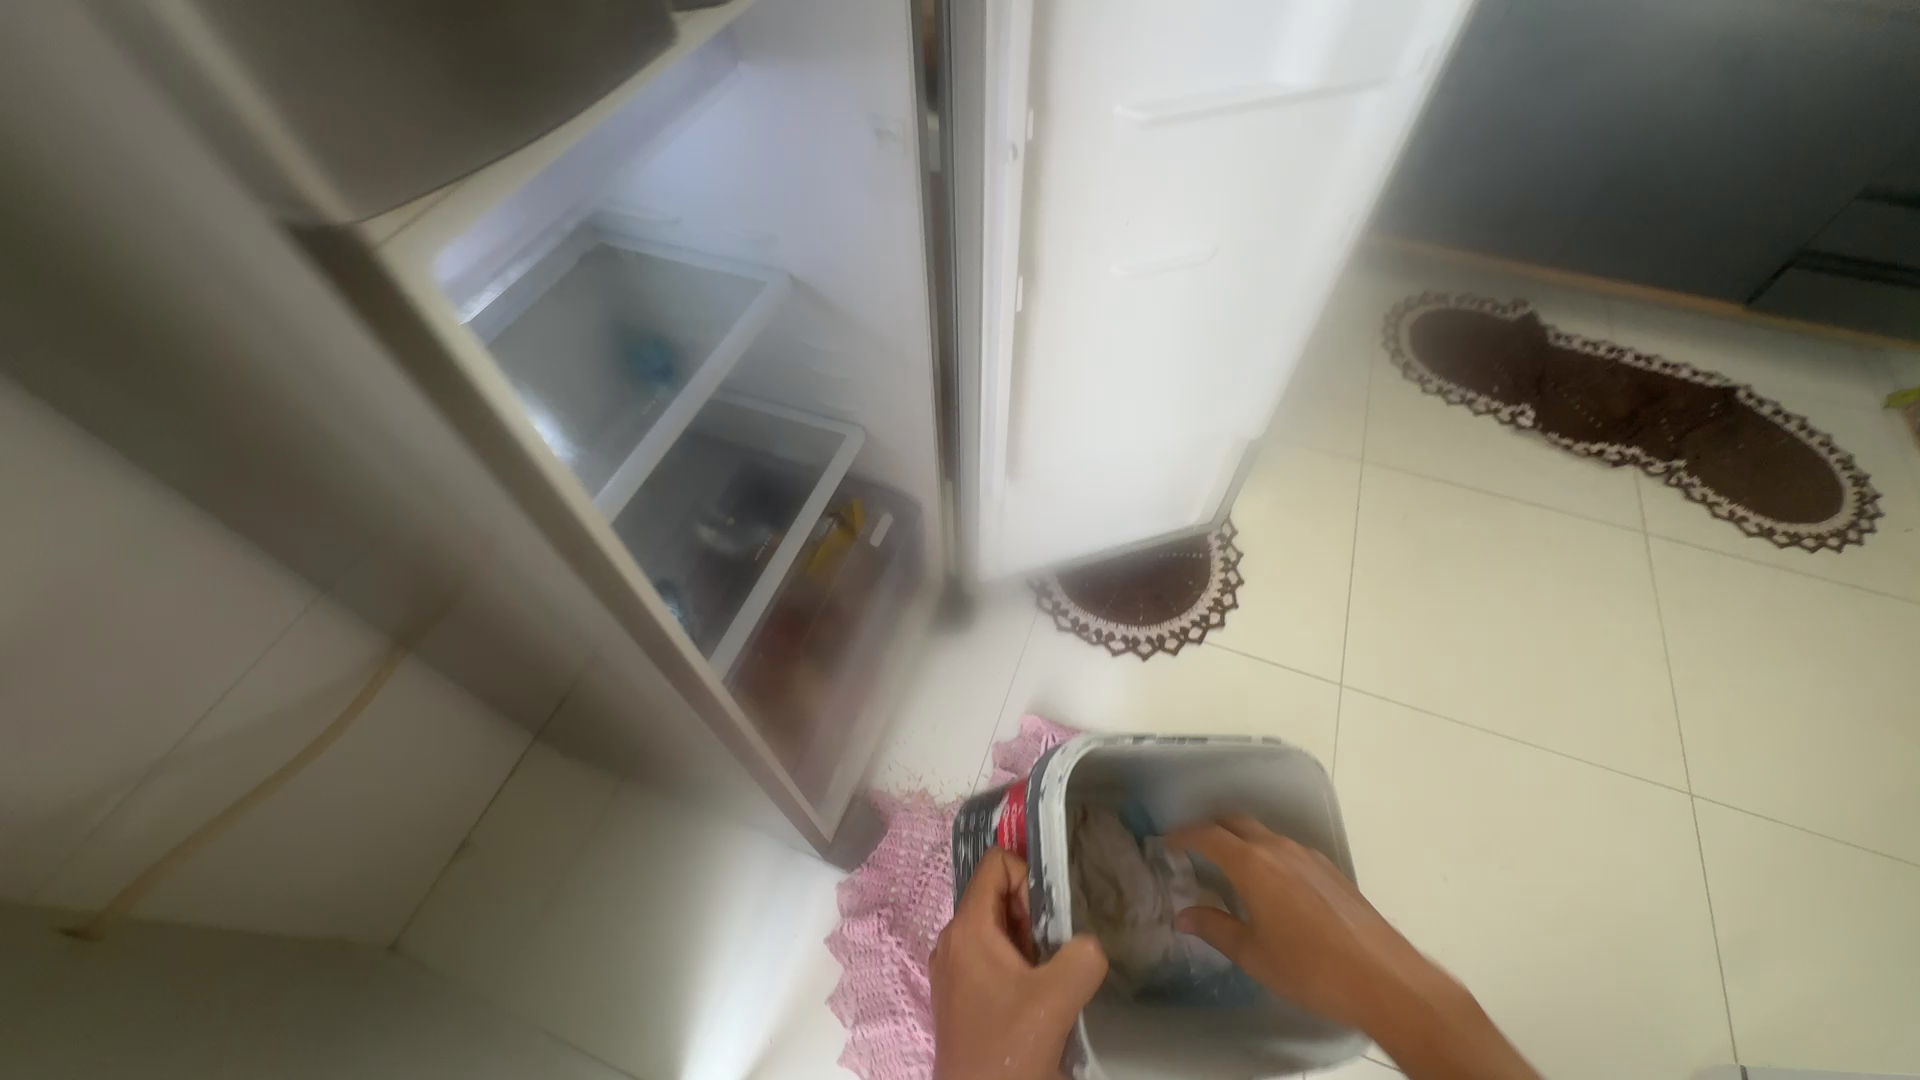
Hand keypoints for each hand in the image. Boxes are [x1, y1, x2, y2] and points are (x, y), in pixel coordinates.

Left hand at [931, 848, 1107, 1079]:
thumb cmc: (1008, 1049)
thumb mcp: (1056, 1000)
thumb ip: (1082, 956)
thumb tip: (1088, 944)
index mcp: (968, 926)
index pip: (995, 863)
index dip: (1028, 876)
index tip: (1049, 916)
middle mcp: (952, 938)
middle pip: (996, 895)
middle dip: (1031, 914)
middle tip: (1052, 952)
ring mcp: (952, 967)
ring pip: (995, 928)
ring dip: (1026, 942)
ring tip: (1045, 978)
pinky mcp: (957, 993)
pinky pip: (988, 956)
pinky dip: (1013, 964)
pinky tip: (1031, 998)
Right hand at [1168, 816, 1538, 1079]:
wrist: (1387, 980)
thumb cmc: (1311, 970)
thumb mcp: (1254, 955)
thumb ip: (1215, 929)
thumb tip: (1184, 915)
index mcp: (1253, 864)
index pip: (1207, 835)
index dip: (1183, 835)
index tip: (1167, 842)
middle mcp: (1278, 849)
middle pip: (1235, 822)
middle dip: (1210, 828)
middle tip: (1192, 847)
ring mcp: (1308, 856)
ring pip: (1263, 833)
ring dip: (1239, 839)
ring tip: (1228, 865)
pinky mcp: (1330, 871)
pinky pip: (1286, 848)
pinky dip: (1265, 852)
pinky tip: (1270, 883)